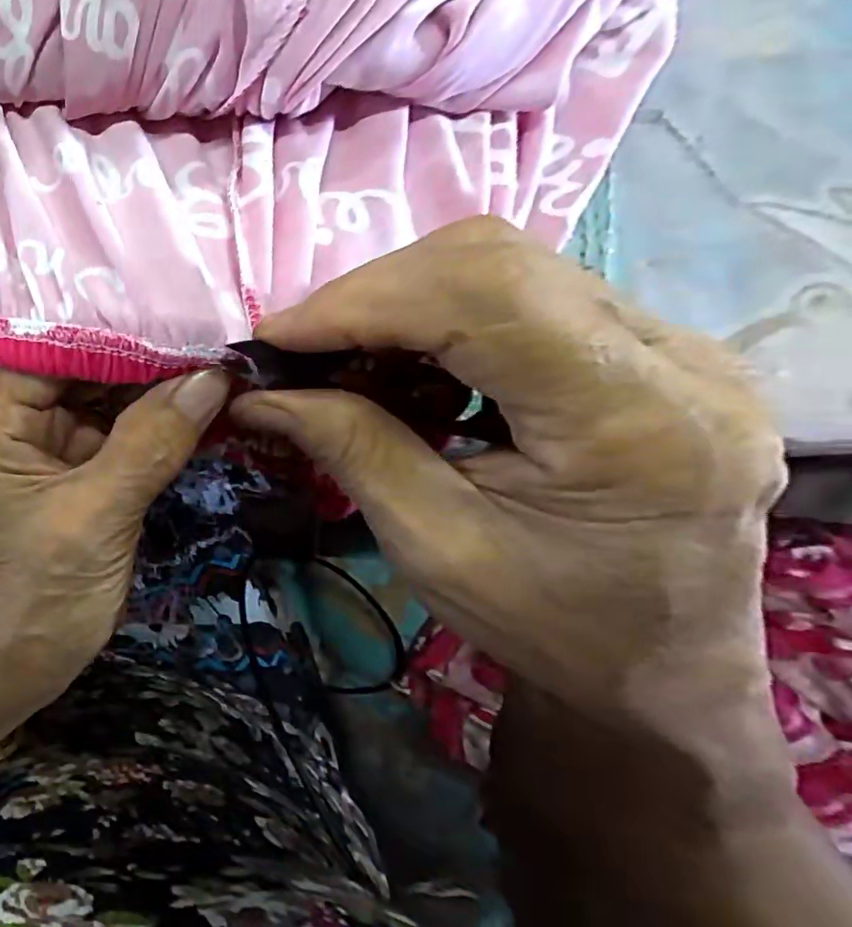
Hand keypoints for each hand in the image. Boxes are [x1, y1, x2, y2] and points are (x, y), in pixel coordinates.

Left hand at [0, 370, 230, 747]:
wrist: (35, 657)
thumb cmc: (48, 586)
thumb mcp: (97, 510)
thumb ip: (150, 441)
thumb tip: (211, 375)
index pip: (50, 355)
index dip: (109, 336)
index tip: (174, 315)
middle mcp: (23, 426)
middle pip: (84, 373)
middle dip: (143, 359)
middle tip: (212, 333)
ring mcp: (56, 449)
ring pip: (109, 400)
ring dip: (159, 388)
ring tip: (219, 358)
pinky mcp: (86, 473)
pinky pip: (125, 433)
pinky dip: (162, 422)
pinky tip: (206, 401)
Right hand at [229, 218, 786, 750]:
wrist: (658, 665)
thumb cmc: (548, 622)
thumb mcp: (431, 543)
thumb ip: (348, 447)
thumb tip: (255, 394)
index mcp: (634, 418)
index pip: (486, 297)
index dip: (360, 302)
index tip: (273, 342)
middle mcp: (671, 358)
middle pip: (490, 261)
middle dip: (365, 296)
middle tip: (293, 351)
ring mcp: (663, 346)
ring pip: (496, 264)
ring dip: (389, 302)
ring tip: (331, 357)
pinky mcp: (634, 351)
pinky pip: (509, 294)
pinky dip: (422, 316)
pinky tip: (389, 364)